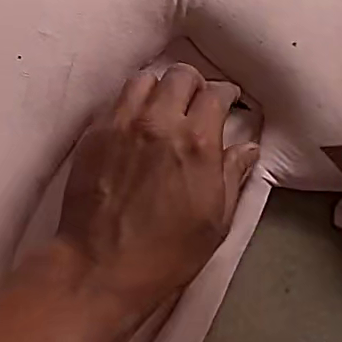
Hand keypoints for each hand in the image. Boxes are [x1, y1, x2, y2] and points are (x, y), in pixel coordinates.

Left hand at [46, 64, 258, 319]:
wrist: (101, 266)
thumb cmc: (167, 252)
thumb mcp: (216, 220)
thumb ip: (233, 175)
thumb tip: (248, 148)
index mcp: (196, 142)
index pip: (215, 94)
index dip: (226, 94)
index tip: (227, 101)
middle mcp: (158, 122)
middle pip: (180, 75)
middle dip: (194, 84)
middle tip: (196, 101)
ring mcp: (122, 124)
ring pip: (145, 80)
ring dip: (160, 88)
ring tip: (163, 106)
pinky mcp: (94, 133)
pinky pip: (116, 100)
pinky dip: (131, 103)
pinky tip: (135, 123)